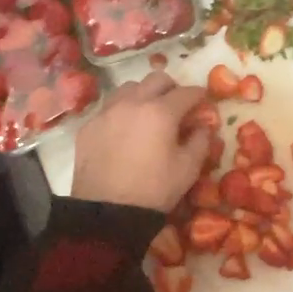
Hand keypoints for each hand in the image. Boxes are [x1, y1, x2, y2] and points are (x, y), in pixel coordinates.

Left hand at [71, 72, 209, 212]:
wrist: (106, 212)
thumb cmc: (154, 190)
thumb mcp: (187, 169)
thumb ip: (201, 141)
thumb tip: (203, 126)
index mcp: (161, 112)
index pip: (186, 92)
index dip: (199, 95)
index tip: (204, 101)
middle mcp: (133, 102)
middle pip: (156, 79)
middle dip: (171, 88)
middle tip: (177, 105)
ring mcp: (107, 112)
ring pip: (129, 88)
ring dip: (144, 94)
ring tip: (148, 112)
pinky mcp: (89, 125)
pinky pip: (109, 107)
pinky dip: (122, 110)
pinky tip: (125, 129)